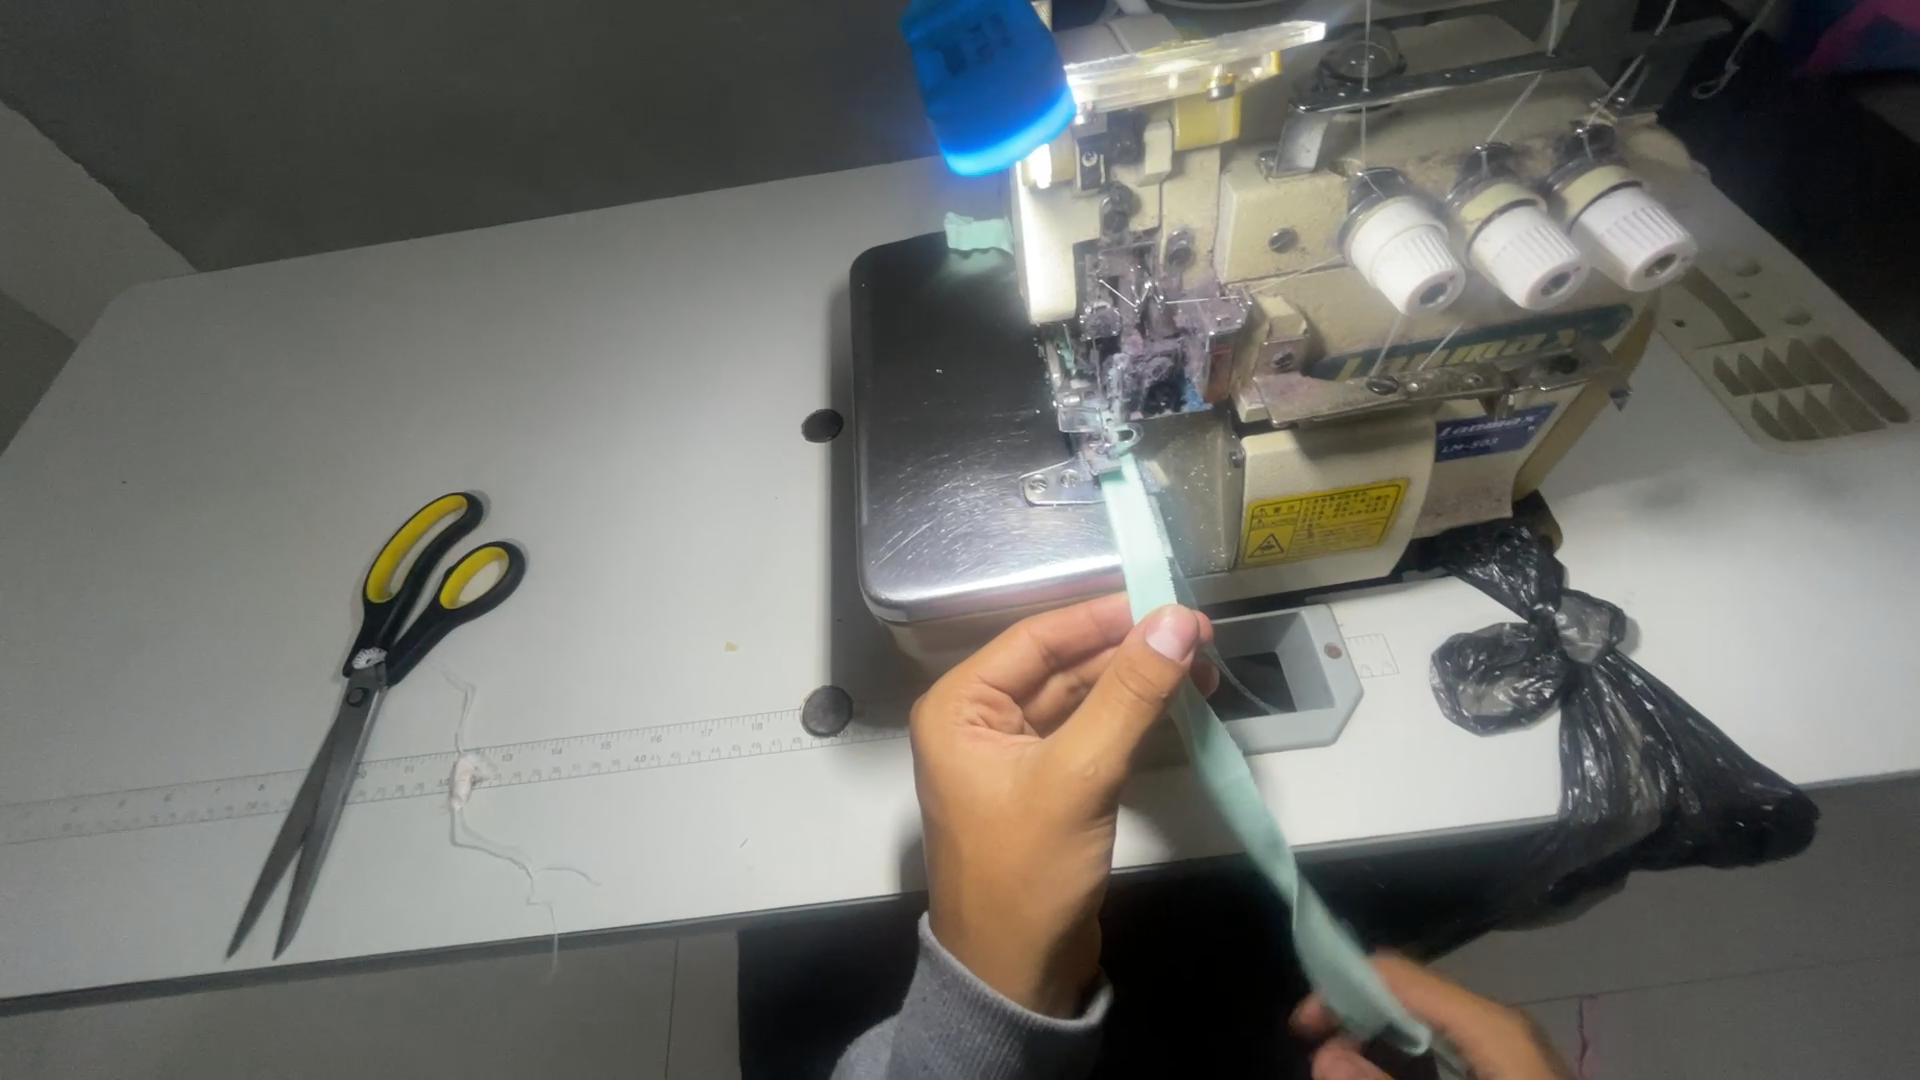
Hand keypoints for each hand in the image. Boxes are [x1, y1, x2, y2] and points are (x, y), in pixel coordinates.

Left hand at [910, 594, 1215, 1016]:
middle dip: (1127, 650)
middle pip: (1061, 663)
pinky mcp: (1046, 778)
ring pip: (1080, 695)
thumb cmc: (1027, 874)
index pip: (1037, 638)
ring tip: (1200, 666)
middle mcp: (981, 716)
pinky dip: (1129, 715)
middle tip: (1196, 635)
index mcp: (961, 704)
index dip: (1103, 616)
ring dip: (1135, 681)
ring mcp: (1014, 748)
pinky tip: (1173, 702)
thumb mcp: (1078, 776)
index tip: (1167, 602)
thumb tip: (1176, 622)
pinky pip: (1088, 729)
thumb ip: (1128, 695)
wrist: (1016, 979)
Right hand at [1291, 954, 1573, 1079]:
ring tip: (1349, 1070)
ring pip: (1421, 1023)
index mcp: (1490, 1026)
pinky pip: (1445, 1048)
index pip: (1394, 972)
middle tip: (1320, 1058)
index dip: (1338, 989)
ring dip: (1377, 1043)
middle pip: (1404, 994)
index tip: (1302, 1028)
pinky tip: (1391, 1078)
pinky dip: (1409, 1059)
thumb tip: (1324, 1057)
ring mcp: (1508, 1050)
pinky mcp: (1512, 1073)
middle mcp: (1498, 1025)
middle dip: (1354, 1020)